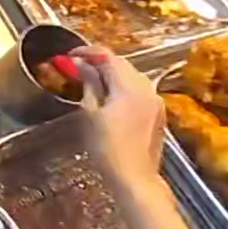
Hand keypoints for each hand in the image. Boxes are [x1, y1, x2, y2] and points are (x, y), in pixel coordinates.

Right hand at [73, 46, 165, 192]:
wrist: (134, 177)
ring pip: (132, 75)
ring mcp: (155, 101)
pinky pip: (139, 89)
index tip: (69, 55)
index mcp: (129, 87)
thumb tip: (80, 63)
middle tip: (76, 66)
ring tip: (90, 79)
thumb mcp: (90, 112)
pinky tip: (109, 95)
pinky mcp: (157, 112)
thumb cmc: (106, 146)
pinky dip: (122, 85)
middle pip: (122, 63)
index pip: (108, 56)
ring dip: (111, 73)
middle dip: (99, 61)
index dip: (87, 52)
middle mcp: (147, 89)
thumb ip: (89, 83)